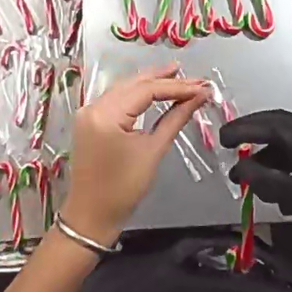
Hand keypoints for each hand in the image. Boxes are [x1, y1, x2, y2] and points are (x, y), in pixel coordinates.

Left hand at [57, 64, 210, 245]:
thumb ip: (175, 119)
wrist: (92, 214)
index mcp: (105, 115)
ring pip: (124, 89)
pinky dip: (137, 95)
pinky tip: (154, 91)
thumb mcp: (153, 151)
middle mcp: (92, 107)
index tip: (203, 87)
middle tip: (195, 77)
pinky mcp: (89, 122)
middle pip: (133, 84)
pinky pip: (116, 100)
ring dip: (150, 83)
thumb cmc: (123, 188)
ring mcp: (88, 113)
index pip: (146, 90)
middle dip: (165, 79)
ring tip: (178, 76)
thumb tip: (197, 97)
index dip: (177, 87)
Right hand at [220, 109, 291, 291]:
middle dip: (254, 136)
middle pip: (281, 127)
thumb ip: (264, 180)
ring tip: (250, 179)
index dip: (243, 129)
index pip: (270, 124)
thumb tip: (240, 169)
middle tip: (230, 147)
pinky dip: (285, 167)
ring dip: (268, 157)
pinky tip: (277, 189)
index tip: (221, 139)